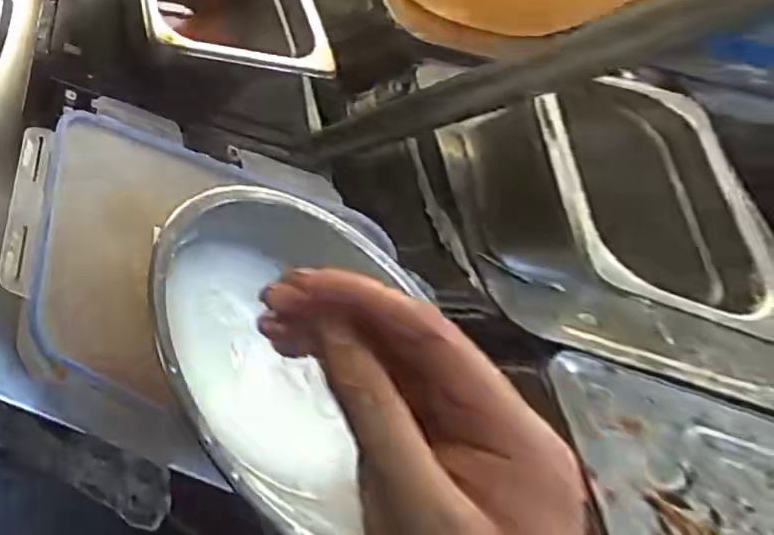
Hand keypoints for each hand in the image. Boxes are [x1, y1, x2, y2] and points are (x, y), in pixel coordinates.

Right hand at [257, 269, 586, 534]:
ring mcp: (455, 426)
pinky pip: (374, 377)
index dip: (361, 296)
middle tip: (271, 296)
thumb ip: (372, 407)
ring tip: (270, 321)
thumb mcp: (412, 497)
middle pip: (405, 337)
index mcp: (511, 430)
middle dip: (334, 307)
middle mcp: (488, 416)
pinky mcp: (422, 436)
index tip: (298, 282)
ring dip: (324, 326)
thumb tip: (328, 324)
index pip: (431, 334)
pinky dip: (329, 354)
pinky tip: (293, 345)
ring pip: (384, 351)